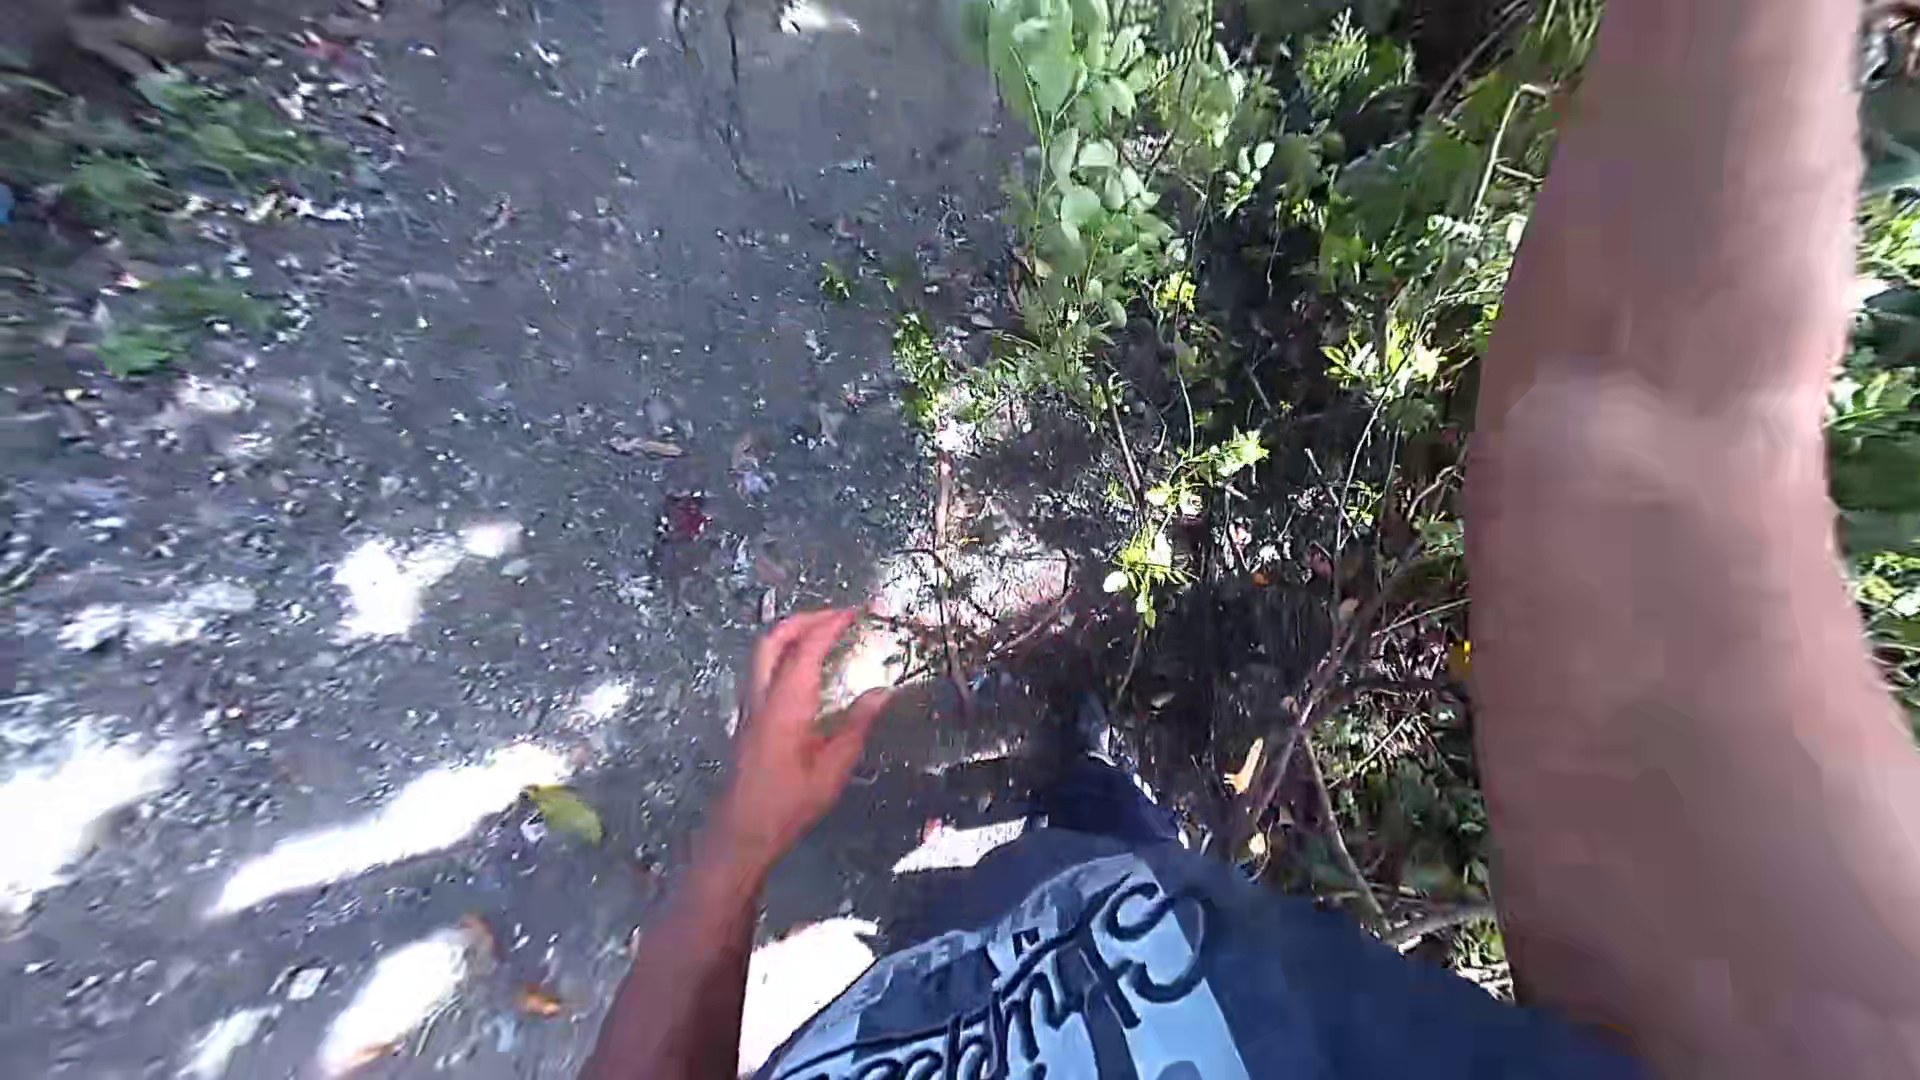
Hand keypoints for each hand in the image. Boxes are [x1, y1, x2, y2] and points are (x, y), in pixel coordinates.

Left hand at [712, 608, 892, 875]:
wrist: (740, 835)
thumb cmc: (788, 804)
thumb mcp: (833, 768)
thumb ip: (857, 725)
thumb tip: (882, 692)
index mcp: (786, 703)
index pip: (808, 647)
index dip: (831, 623)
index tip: (856, 611)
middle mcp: (763, 696)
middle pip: (774, 638)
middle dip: (806, 618)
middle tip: (837, 616)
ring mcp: (750, 706)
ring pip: (763, 652)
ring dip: (791, 633)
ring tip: (822, 633)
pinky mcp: (748, 718)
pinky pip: (763, 670)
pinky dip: (784, 654)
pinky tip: (804, 668)